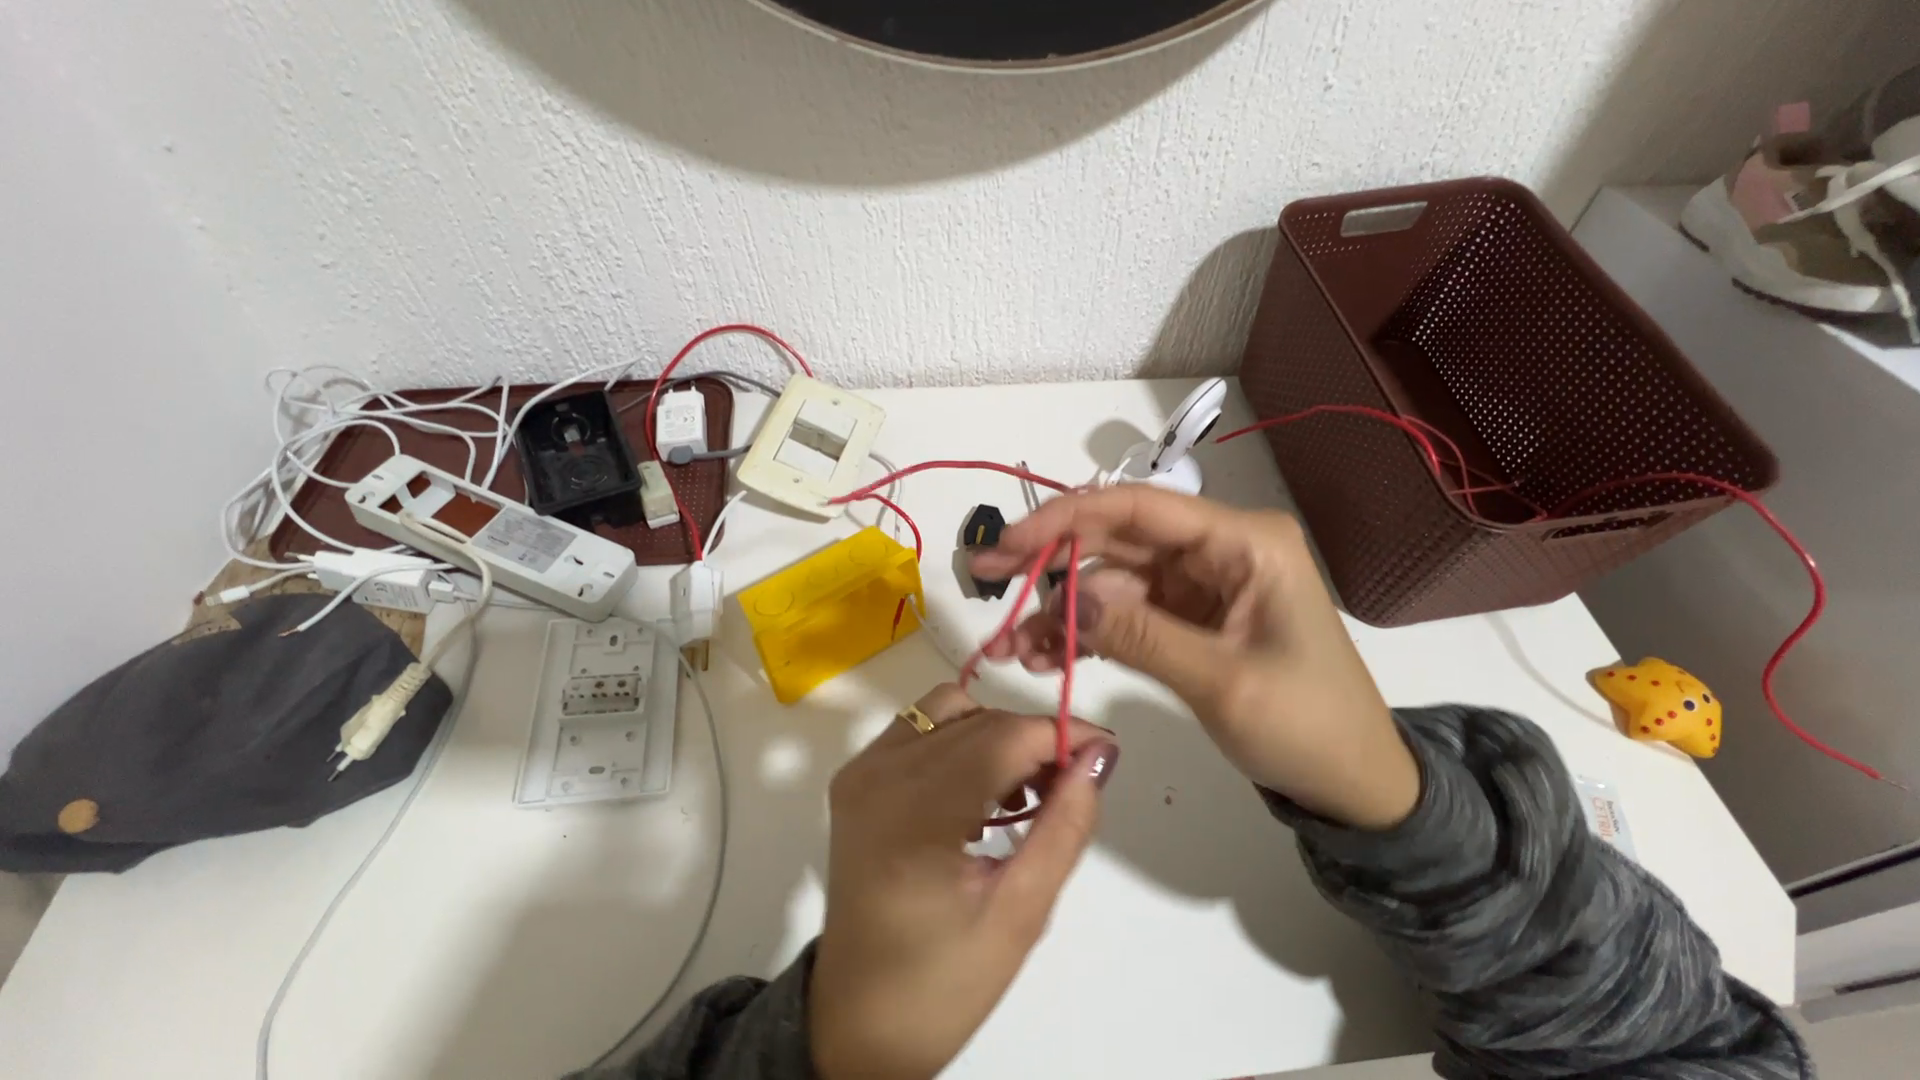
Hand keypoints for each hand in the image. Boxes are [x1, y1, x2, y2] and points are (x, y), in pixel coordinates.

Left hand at [810, 684, 1119, 1079]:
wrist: (859, 1019)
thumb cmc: (943, 981)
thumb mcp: (1020, 913)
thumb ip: (1064, 827)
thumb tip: (1098, 757)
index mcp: (913, 812)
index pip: (1003, 737)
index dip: (1061, 734)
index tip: (1107, 753)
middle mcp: (878, 774)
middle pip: (978, 720)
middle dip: (1034, 740)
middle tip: (1070, 788)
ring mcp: (860, 772)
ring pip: (948, 711)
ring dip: (997, 734)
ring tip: (1025, 794)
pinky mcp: (855, 779)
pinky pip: (920, 729)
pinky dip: (961, 741)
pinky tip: (982, 793)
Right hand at [971, 486, 1417, 830]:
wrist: (1351, 783)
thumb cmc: (1307, 726)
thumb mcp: (1221, 681)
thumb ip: (1139, 635)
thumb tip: (1063, 601)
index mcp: (1243, 542)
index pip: (1140, 508)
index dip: (1066, 518)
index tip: (1008, 544)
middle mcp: (1217, 550)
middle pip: (1116, 539)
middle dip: (1050, 562)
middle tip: (986, 580)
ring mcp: (1200, 585)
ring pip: (1111, 580)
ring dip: (1061, 611)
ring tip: (1013, 648)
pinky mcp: (1187, 619)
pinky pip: (1123, 614)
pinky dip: (1085, 634)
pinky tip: (1046, 658)